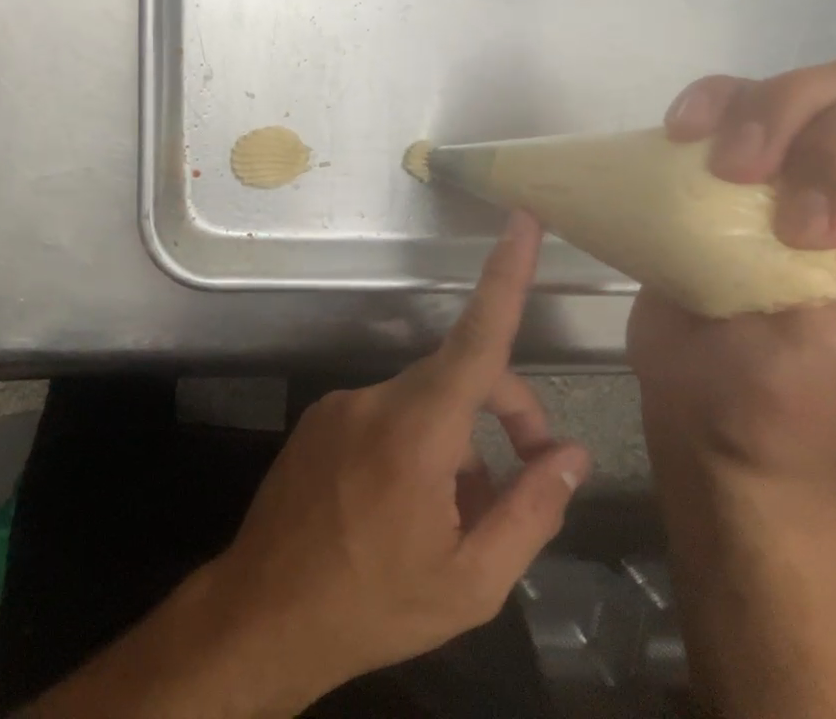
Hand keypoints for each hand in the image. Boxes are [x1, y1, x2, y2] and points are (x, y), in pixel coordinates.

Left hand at [196, 213, 590, 712]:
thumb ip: (531, 510)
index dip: (505, 277)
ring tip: (457, 519)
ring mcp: (337, 408)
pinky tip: (409, 507)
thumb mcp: (473, 580)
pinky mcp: (316, 423)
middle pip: (460, 378)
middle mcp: (372, 402)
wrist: (265, 613)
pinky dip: (416, 447)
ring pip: (423, 403)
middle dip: (505, 417)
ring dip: (457, 446)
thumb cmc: (374, 606)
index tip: (522, 221)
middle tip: (529, 482)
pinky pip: (384, 416)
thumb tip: (570, 456)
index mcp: (416, 433)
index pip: (476, 340)